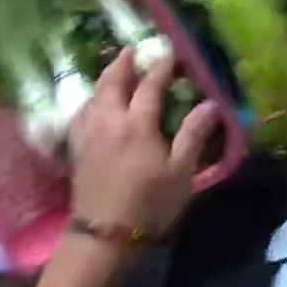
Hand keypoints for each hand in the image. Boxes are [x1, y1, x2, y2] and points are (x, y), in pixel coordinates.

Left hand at [68, 51, 221, 239]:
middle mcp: (109, 120)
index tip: (171, 53)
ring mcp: (89, 133)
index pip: (150, 85)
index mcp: (137, 123)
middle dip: (123, 62)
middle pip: (112, 81)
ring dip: (105, 77)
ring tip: (115, 71)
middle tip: (132, 49)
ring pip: (94, 94)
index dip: (162, 67)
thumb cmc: (148, 205)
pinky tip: (95, 105)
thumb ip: (193, 135)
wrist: (103, 236)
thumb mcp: (180, 173)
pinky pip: (82, 112)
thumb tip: (210, 104)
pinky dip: (91, 99)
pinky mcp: (77, 148)